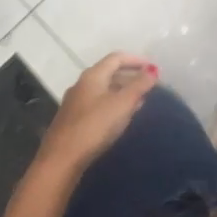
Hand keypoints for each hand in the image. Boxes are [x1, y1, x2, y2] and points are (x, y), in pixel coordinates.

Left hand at [39, 53, 159, 172]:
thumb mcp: (122, 104)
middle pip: (109, 73)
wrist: (62, 158)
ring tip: (140, 102)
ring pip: (104, 90)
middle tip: (149, 86)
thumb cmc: (95, 126)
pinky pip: (98, 104)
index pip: (116, 58)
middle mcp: (82, 84)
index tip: (153, 68)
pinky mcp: (74, 119)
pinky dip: (113, 104)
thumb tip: (153, 70)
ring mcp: (76, 102)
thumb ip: (139, 85)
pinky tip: (121, 118)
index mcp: (93, 75)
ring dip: (123, 92)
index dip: (136, 60)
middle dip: (131, 77)